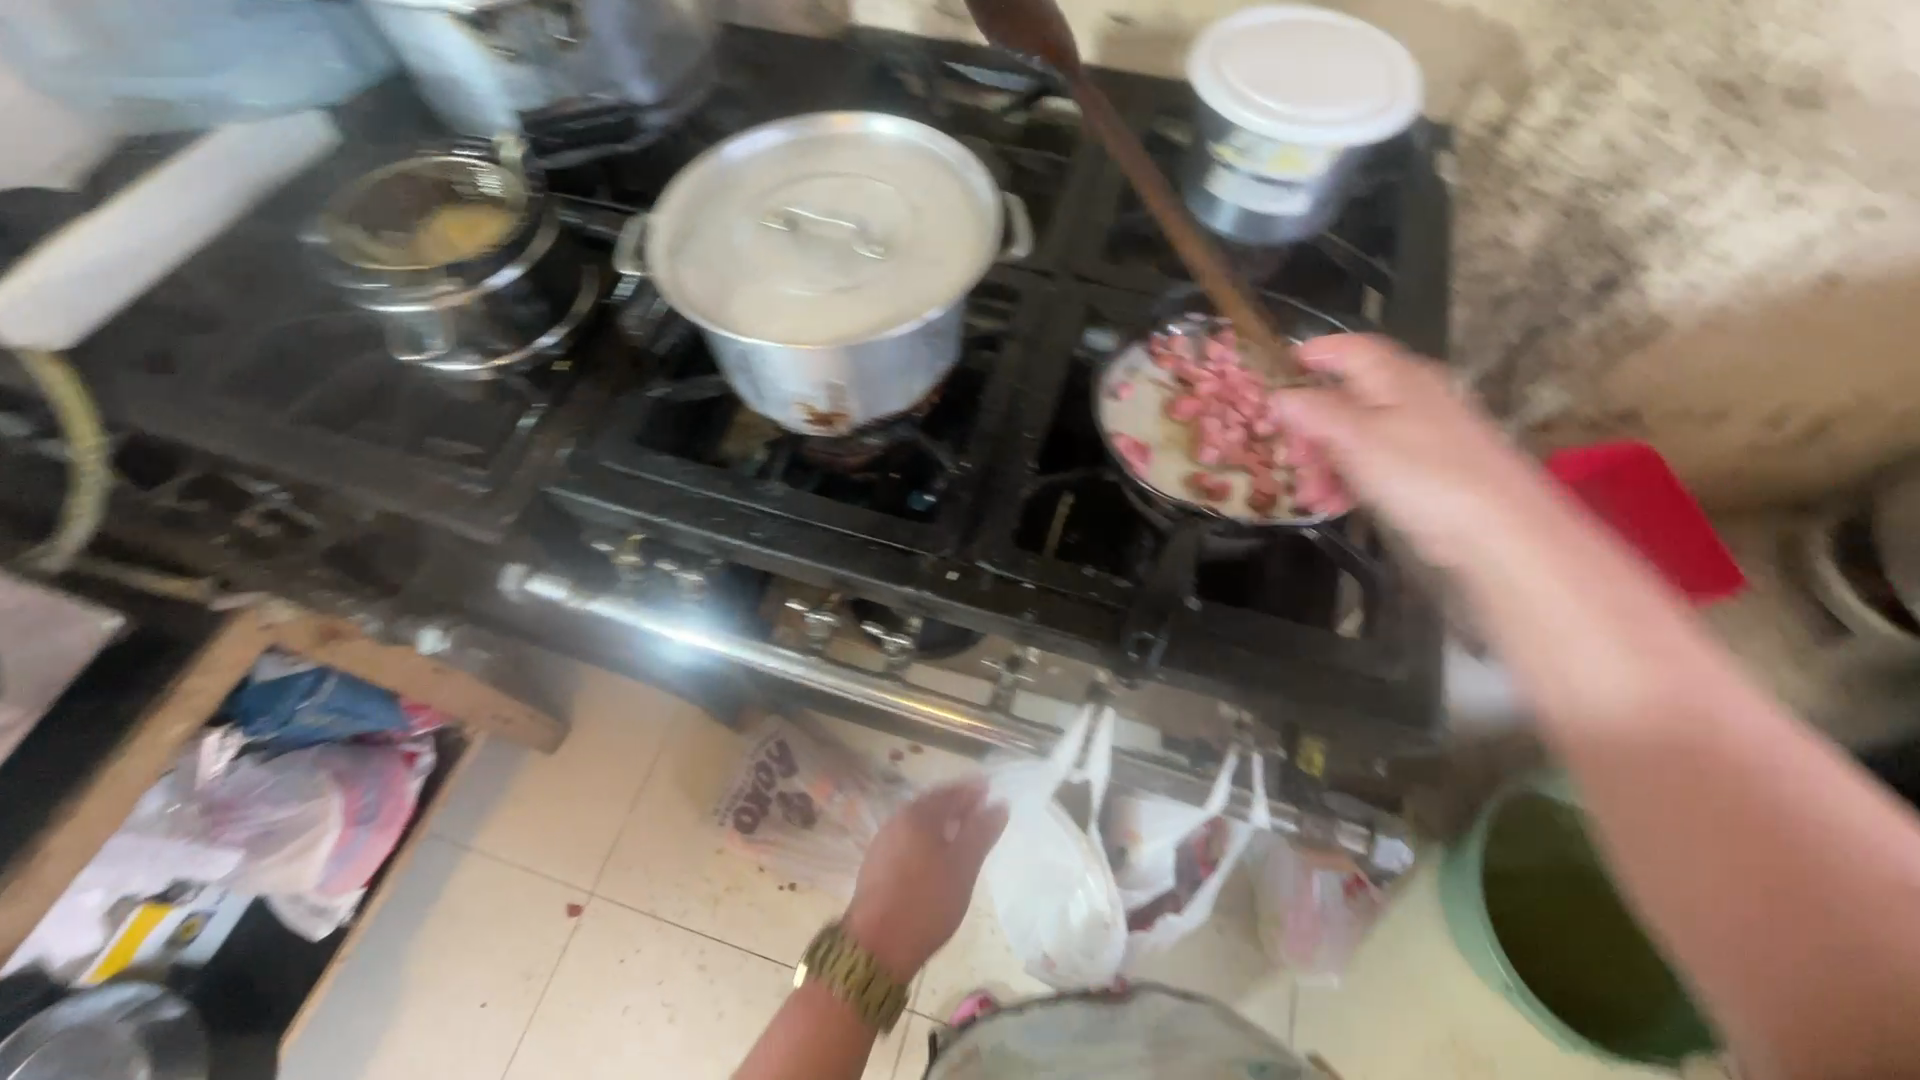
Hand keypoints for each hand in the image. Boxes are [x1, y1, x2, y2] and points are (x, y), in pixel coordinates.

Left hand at [843, 778, 1007, 980]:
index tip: (989, 788)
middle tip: (978, 807)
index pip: (949, 793)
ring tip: (961, 831)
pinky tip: (936, 855)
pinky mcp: (876, 866)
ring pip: (917, 823)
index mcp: (918, 816)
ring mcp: (883, 844)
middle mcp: (896, 822)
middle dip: (955, 803)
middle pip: (931, 804)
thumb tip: (999, 803)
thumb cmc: (926, 902)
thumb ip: (981, 832)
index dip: (971, 790)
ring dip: (940, 822)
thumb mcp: (963, 866)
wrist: (876, 946)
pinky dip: (926, 838)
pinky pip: (908, 840)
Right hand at [1275, 333, 1552, 567]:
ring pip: (1355, 436)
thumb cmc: (1424, 475)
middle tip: (1288, 459)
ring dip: (1324, 463)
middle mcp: (1410, 398)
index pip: (1348, 349)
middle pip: (1345, 399)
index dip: (1311, 356)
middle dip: (1309, 429)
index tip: (1274, 377)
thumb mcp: (1357, 438)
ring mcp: (1421, 436)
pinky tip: (1334, 507)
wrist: (1500, 532)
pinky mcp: (1427, 472)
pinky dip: (1348, 481)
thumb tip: (1278, 395)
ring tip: (1309, 497)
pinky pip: (1374, 465)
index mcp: (1396, 378)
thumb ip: (1313, 412)